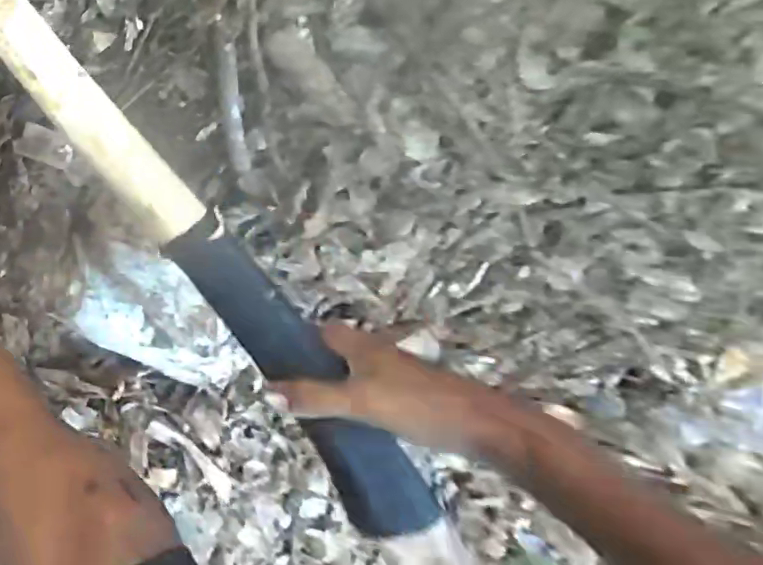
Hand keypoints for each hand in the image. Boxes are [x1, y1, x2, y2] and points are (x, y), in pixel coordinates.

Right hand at [269, 322, 524, 460]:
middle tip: (299, 389)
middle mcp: (378, 350)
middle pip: (338, 351)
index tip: (281, 360)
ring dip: (343, 384)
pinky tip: (364, 422)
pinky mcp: (421, 397)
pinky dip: (366, 400)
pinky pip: (380, 390)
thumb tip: (265, 391)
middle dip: (318, 365)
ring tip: (326, 408)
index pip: (318, 331)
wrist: (497, 431)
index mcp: (358, 343)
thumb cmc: (421, 405)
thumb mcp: (360, 402)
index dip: (299, 342)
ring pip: (360, 372)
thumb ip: (314, 397)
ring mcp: (402, 374)